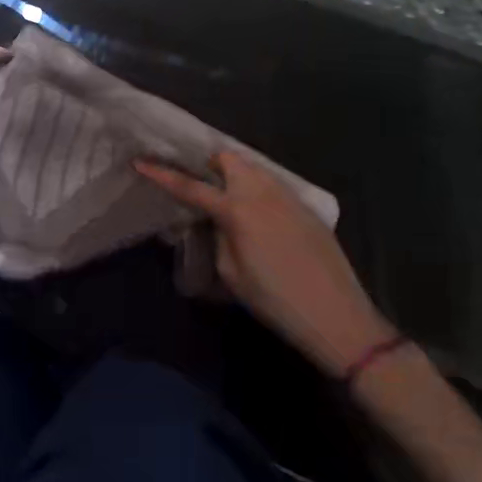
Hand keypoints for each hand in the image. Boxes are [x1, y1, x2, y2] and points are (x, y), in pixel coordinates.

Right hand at [136, 147, 395, 376]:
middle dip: (209, 163)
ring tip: (225, 193)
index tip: (140, 162)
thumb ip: (217, 237)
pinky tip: (257, 212)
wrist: (342, 321)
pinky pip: (274, 186)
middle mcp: (263, 195)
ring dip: (235, 173)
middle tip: (198, 180)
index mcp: (237, 211)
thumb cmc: (276, 301)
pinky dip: (257, 188)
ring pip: (254, 169)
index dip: (161, 174)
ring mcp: (289, 200)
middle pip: (229, 160)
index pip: (190, 187)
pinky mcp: (309, 211)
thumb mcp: (231, 273)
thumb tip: (215, 222)